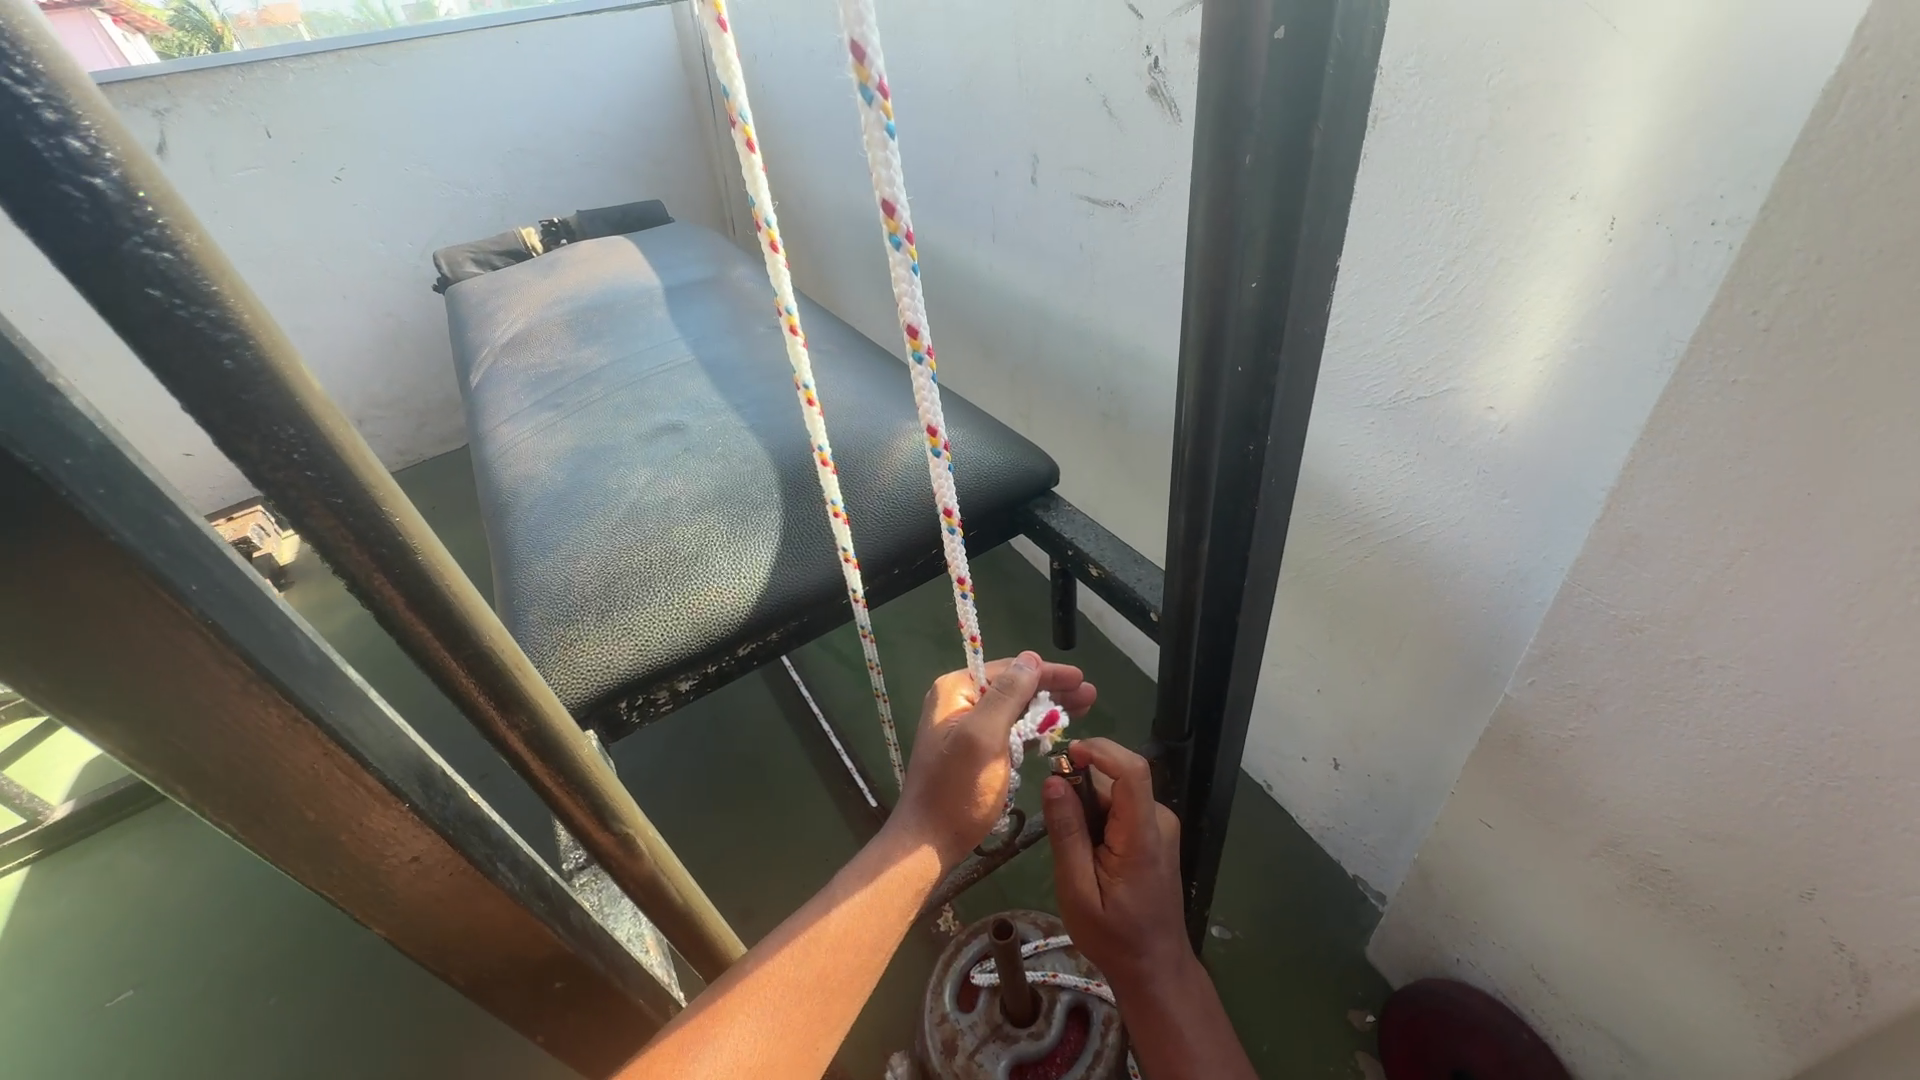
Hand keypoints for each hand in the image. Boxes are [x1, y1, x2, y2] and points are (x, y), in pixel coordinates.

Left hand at [888, 652, 1096, 868]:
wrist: (928, 842)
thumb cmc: (957, 790)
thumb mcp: (984, 737)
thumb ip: (1007, 695)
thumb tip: (1031, 658)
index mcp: (956, 690)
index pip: (1009, 669)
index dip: (1047, 673)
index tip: (1081, 679)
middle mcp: (957, 701)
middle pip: (1013, 686)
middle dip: (1051, 690)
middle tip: (1090, 695)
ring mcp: (964, 727)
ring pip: (1014, 708)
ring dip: (1046, 708)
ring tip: (1082, 709)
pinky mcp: (973, 750)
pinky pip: (1008, 730)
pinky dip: (1031, 729)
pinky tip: (1054, 730)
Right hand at [1041, 737, 1189, 991]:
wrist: (1155, 968)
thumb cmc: (1113, 937)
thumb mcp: (1077, 890)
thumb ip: (1067, 833)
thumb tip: (1054, 780)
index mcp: (1143, 835)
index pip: (1132, 770)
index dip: (1099, 751)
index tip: (1065, 756)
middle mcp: (1158, 819)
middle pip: (1115, 779)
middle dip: (1080, 788)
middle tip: (1057, 825)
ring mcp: (1159, 825)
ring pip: (1113, 792)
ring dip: (1086, 807)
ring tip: (1074, 850)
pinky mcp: (1153, 832)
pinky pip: (1119, 806)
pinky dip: (1097, 818)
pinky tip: (1088, 853)